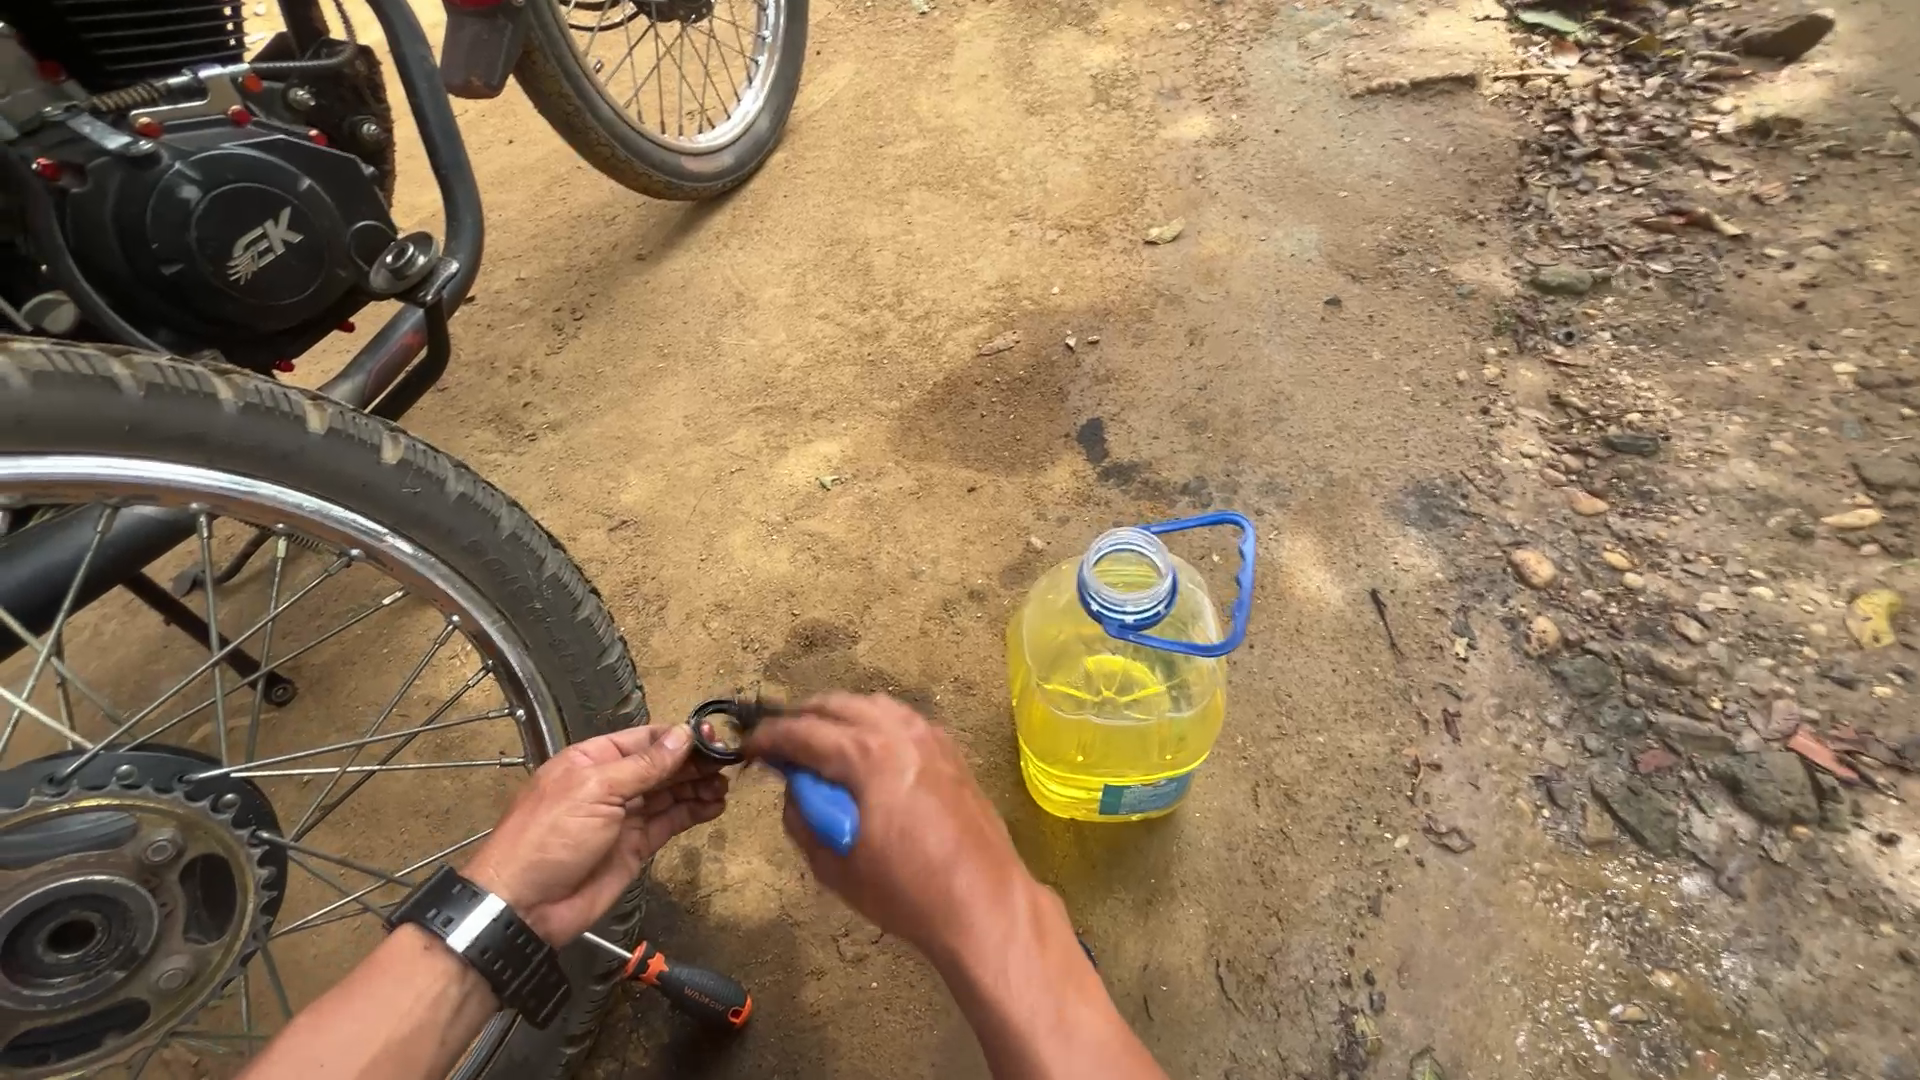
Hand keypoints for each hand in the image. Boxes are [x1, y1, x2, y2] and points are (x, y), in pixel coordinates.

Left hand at [465, 724, 726, 944]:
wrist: (522, 908)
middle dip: (695, 762)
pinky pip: (671, 821)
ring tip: (725, 785)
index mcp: (595, 760)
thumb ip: (644, 765)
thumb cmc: (549, 838)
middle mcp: (612, 784)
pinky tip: (716, 806)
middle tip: (729, 761)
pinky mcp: (637, 846)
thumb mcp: (595, 791)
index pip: (646, 739)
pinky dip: (695, 812)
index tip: (713, 736)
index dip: (679, 737)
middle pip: (663, 765)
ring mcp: (626, 816)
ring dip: (699, 786)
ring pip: (672, 792)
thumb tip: (684, 736)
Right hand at [744, 693, 1035, 962]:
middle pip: (836, 705)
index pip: (802, 731)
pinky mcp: (949, 747)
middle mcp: (897, 732)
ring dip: (839, 715)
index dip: (769, 737)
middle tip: (782, 747)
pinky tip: (868, 748)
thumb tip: (794, 786)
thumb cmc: (905, 892)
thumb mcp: (834, 865)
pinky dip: (874, 721)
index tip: (751, 748)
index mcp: (865, 756)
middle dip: (801, 719)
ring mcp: (928, 735)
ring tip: (822, 744)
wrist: (983, 901)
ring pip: (871, 703)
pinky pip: (901, 717)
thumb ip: (803, 816)